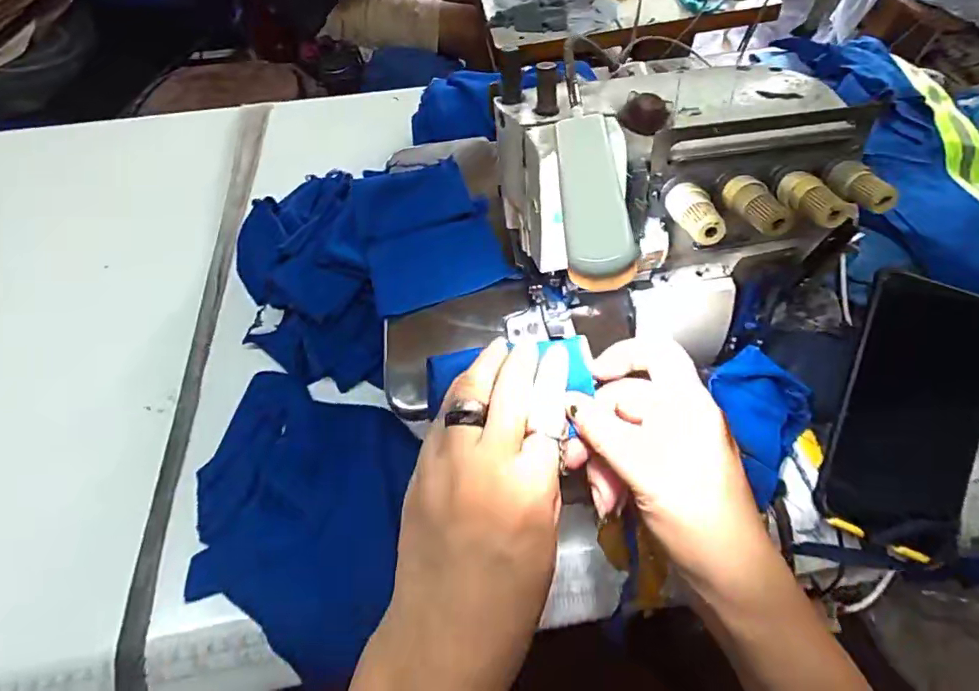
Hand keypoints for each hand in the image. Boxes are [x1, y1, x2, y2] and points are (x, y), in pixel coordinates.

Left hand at [355, 338, 581, 689]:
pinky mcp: (420, 470)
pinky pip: (444, 417)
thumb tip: (546, 430)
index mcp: (528, 485)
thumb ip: (546, 474)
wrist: (441, 633)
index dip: (554, 379)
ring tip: (499, 349)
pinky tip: (471, 385)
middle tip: (529, 345)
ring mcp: (446, 463)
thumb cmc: (510, 594)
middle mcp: (486, 462)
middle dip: (521, 360)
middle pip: (507, 391)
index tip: (558, 357)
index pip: (547, 413)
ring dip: (486, 365)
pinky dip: (461, 394)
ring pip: (467, 394)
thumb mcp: (548, 531)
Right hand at [565, 337, 777, 602]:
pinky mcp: (665, 473)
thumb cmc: (695, 513)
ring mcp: (674, 444)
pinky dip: (613, 476)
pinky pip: (629, 459)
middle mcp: (682, 414)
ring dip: (602, 460)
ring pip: (622, 432)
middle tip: (575, 459)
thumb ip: (603, 430)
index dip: (620, 355)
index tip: (588, 377)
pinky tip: (609, 503)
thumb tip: (570, 401)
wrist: (730, 576)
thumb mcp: (643, 466)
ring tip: (600, 495)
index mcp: (687, 399)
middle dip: (597, 429)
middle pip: (627, 399)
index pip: (655, 353)